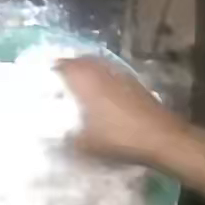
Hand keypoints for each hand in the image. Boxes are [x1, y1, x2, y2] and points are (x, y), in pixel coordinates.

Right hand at [56, 58, 191, 162]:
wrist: (162, 138)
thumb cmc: (118, 138)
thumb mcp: (84, 145)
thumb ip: (65, 138)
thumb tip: (52, 137)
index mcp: (85, 81)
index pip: (63, 66)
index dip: (51, 69)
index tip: (43, 77)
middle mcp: (101, 72)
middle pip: (81, 60)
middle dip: (69, 66)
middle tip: (59, 78)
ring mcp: (121, 75)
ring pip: (98, 65)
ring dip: (87, 70)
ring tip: (78, 83)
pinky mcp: (135, 83)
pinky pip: (111, 74)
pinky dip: (103, 78)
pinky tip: (102, 93)